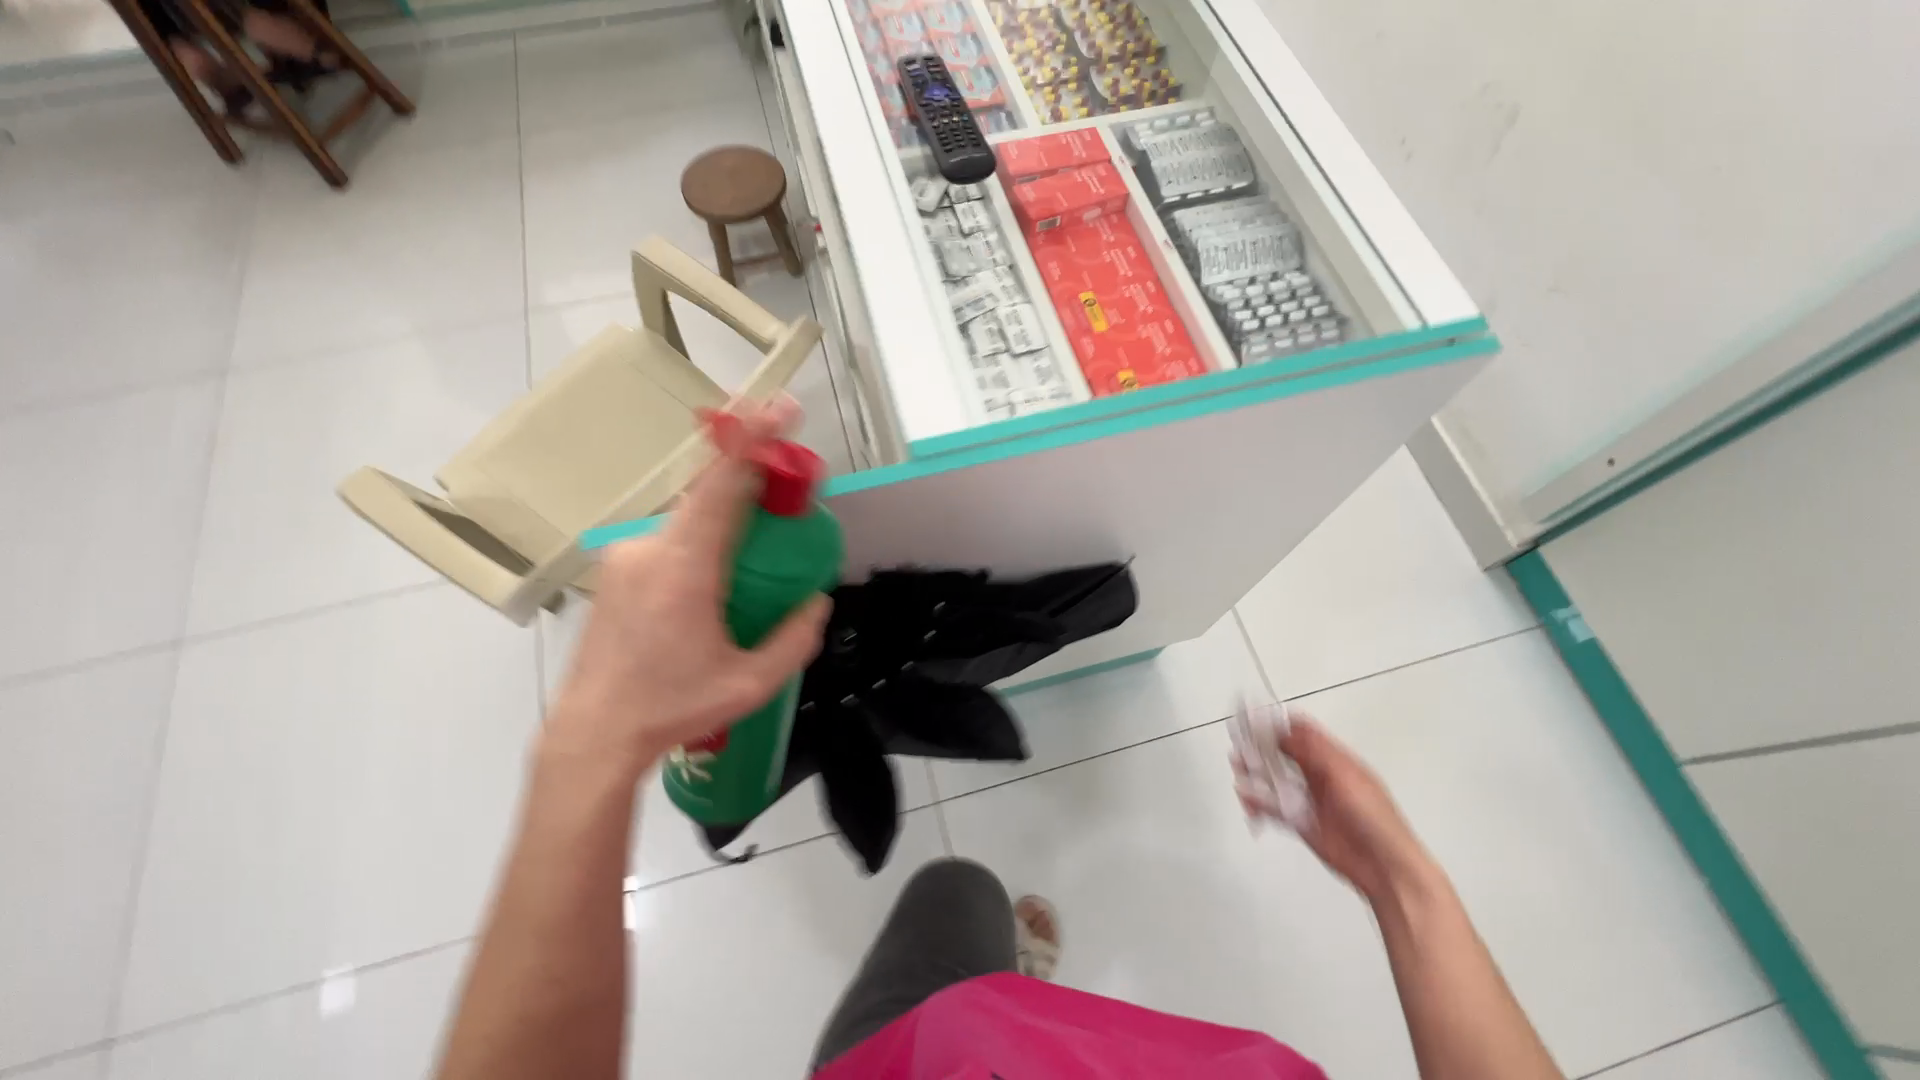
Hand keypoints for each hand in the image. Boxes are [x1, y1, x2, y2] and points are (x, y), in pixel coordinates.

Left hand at [547, 401, 831, 774]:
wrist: (592, 734)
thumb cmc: (671, 709)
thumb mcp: (750, 683)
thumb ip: (794, 639)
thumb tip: (817, 601)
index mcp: (684, 567)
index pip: (722, 484)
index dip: (754, 439)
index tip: (781, 407)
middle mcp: (650, 548)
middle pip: (707, 496)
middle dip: (749, 484)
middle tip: (786, 496)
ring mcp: (626, 557)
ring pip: (688, 521)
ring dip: (723, 526)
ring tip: (746, 571)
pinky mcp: (615, 571)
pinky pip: (668, 541)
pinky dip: (698, 544)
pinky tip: (708, 591)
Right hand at [1236, 713, 1437, 904]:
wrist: (1385, 868)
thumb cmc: (1373, 817)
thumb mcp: (1347, 777)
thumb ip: (1315, 752)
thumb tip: (1284, 727)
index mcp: (1333, 760)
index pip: (1300, 733)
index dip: (1276, 724)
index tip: (1251, 720)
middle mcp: (1318, 776)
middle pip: (1282, 755)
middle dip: (1258, 750)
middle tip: (1238, 750)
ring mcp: (1308, 800)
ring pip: (1274, 781)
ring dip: (1255, 776)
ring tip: (1238, 775)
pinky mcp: (1301, 823)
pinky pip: (1274, 809)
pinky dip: (1259, 804)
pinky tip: (1248, 803)